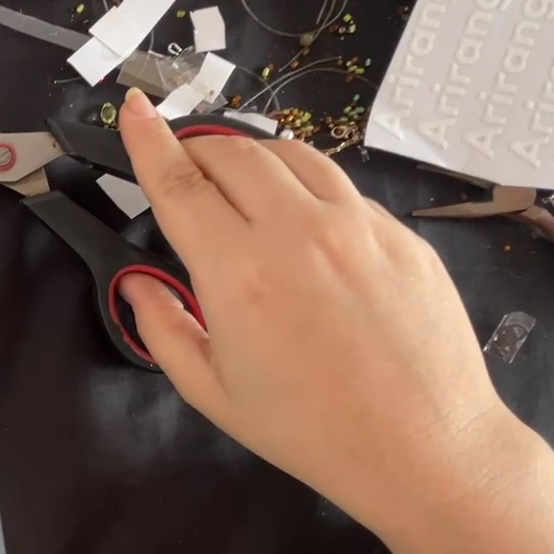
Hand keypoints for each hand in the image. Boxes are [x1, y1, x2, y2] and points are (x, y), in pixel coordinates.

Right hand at [115, 89, 524, 527]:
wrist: (422, 447)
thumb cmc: (301, 426)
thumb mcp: (207, 388)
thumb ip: (161, 325)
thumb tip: (136, 282)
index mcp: (237, 273)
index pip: (179, 185)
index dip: (148, 141)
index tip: (132, 107)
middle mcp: (295, 232)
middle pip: (232, 154)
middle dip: (194, 147)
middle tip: (178, 164)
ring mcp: (356, 226)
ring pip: (289, 154)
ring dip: (247, 154)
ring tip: (231, 177)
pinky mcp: (397, 234)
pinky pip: (336, 186)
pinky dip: (299, 184)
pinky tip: (294, 219)